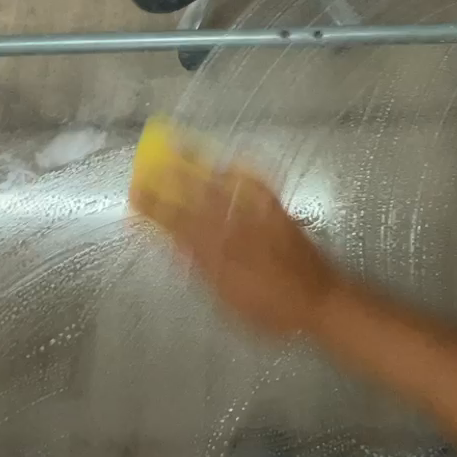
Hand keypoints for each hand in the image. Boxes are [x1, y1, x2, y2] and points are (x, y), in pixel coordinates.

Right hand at [133, 164, 341, 336]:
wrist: (320, 298)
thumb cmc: (271, 308)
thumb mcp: (226, 298)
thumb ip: (201, 268)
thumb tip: (177, 246)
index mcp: (219, 251)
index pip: (178, 222)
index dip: (155, 207)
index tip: (136, 194)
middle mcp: (236, 225)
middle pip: (196, 195)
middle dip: (170, 178)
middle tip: (148, 164)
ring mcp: (258, 212)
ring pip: (220, 183)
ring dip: (197, 165)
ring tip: (178, 148)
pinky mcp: (277, 206)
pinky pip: (252, 181)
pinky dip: (236, 170)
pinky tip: (226, 164)